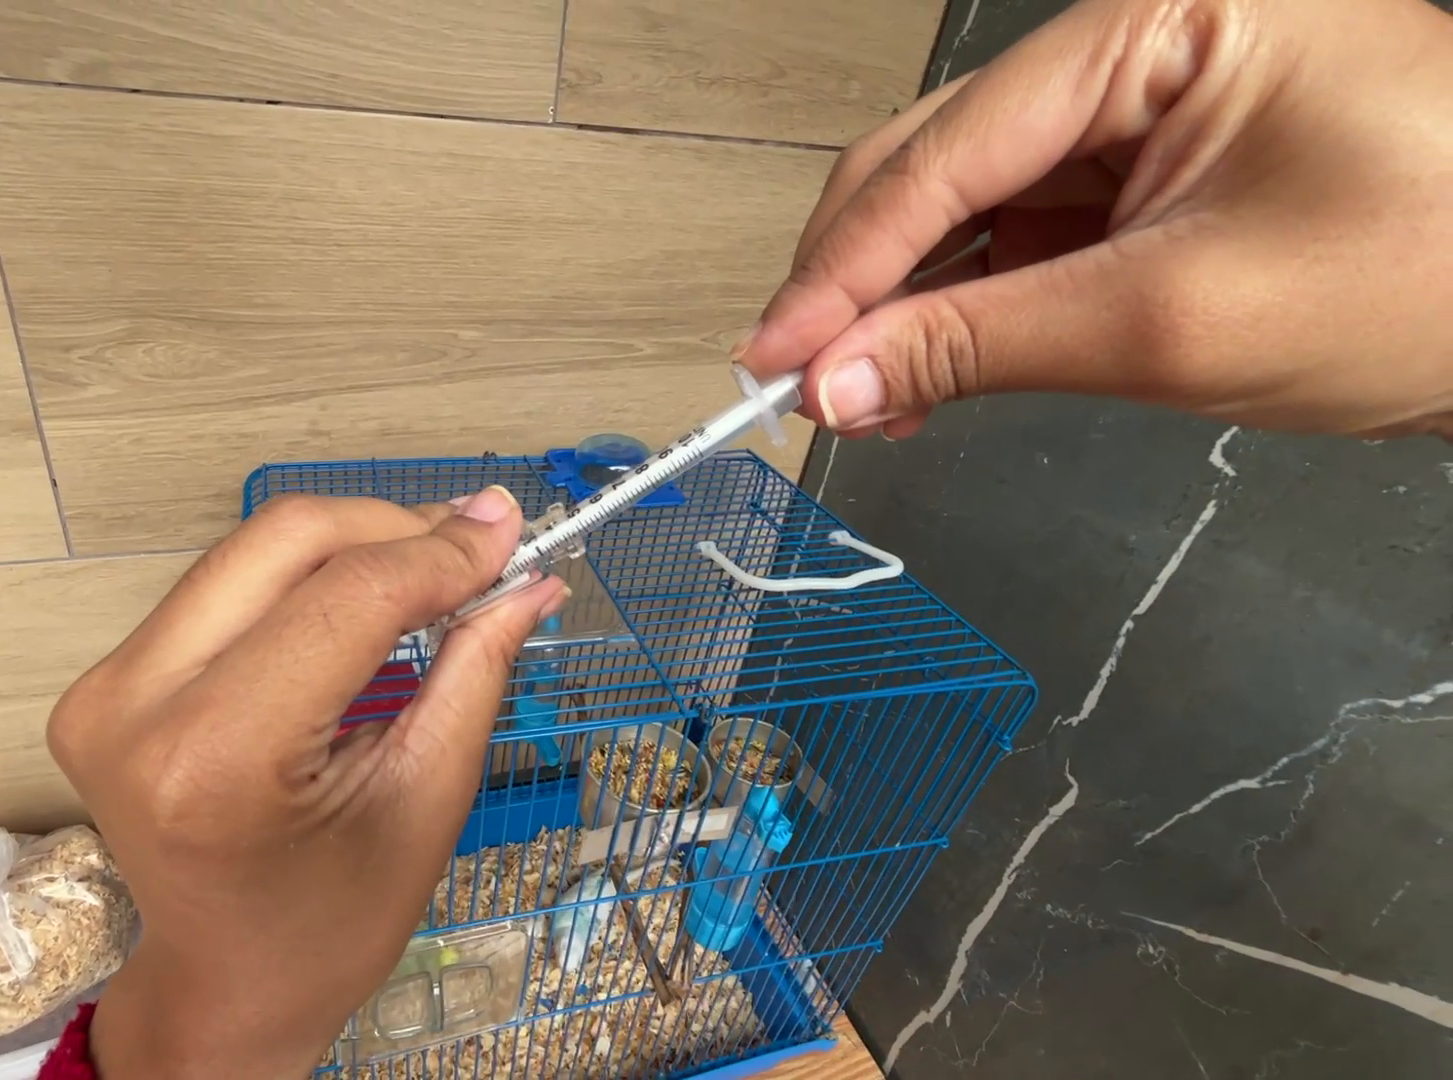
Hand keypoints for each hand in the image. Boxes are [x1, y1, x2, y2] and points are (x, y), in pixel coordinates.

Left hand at [47, 487, 565, 1078]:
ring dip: (358, 541)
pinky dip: (313, 569)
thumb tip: (529, 574)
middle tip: (476, 546)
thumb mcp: (428, 796)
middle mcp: (141, 701)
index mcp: (221, 755)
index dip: (441, 555)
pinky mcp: (111, 674)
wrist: (225, 984)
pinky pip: (231, 579)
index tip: (510, 537)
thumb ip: (477, 665)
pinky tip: (369, 589)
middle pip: (288, 538)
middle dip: (397, 528)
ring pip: (257, 546)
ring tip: (434, 566)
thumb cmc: (336, 920)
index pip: (348, 597)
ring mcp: (110, 682)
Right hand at [738, 0, 1452, 440]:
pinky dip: (935, 328)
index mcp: (1147, 27)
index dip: (836, 273)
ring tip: (854, 404)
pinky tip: (909, 386)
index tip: (767, 362)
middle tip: (795, 383)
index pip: (937, 161)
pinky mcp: (1106, 199)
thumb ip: (973, 347)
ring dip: (883, 318)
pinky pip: (982, 260)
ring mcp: (1104, 133)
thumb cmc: (1434, 281)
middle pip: (916, 175)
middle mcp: (1110, 62)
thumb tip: (830, 392)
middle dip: (847, 288)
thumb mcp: (1171, 318)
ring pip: (938, 224)